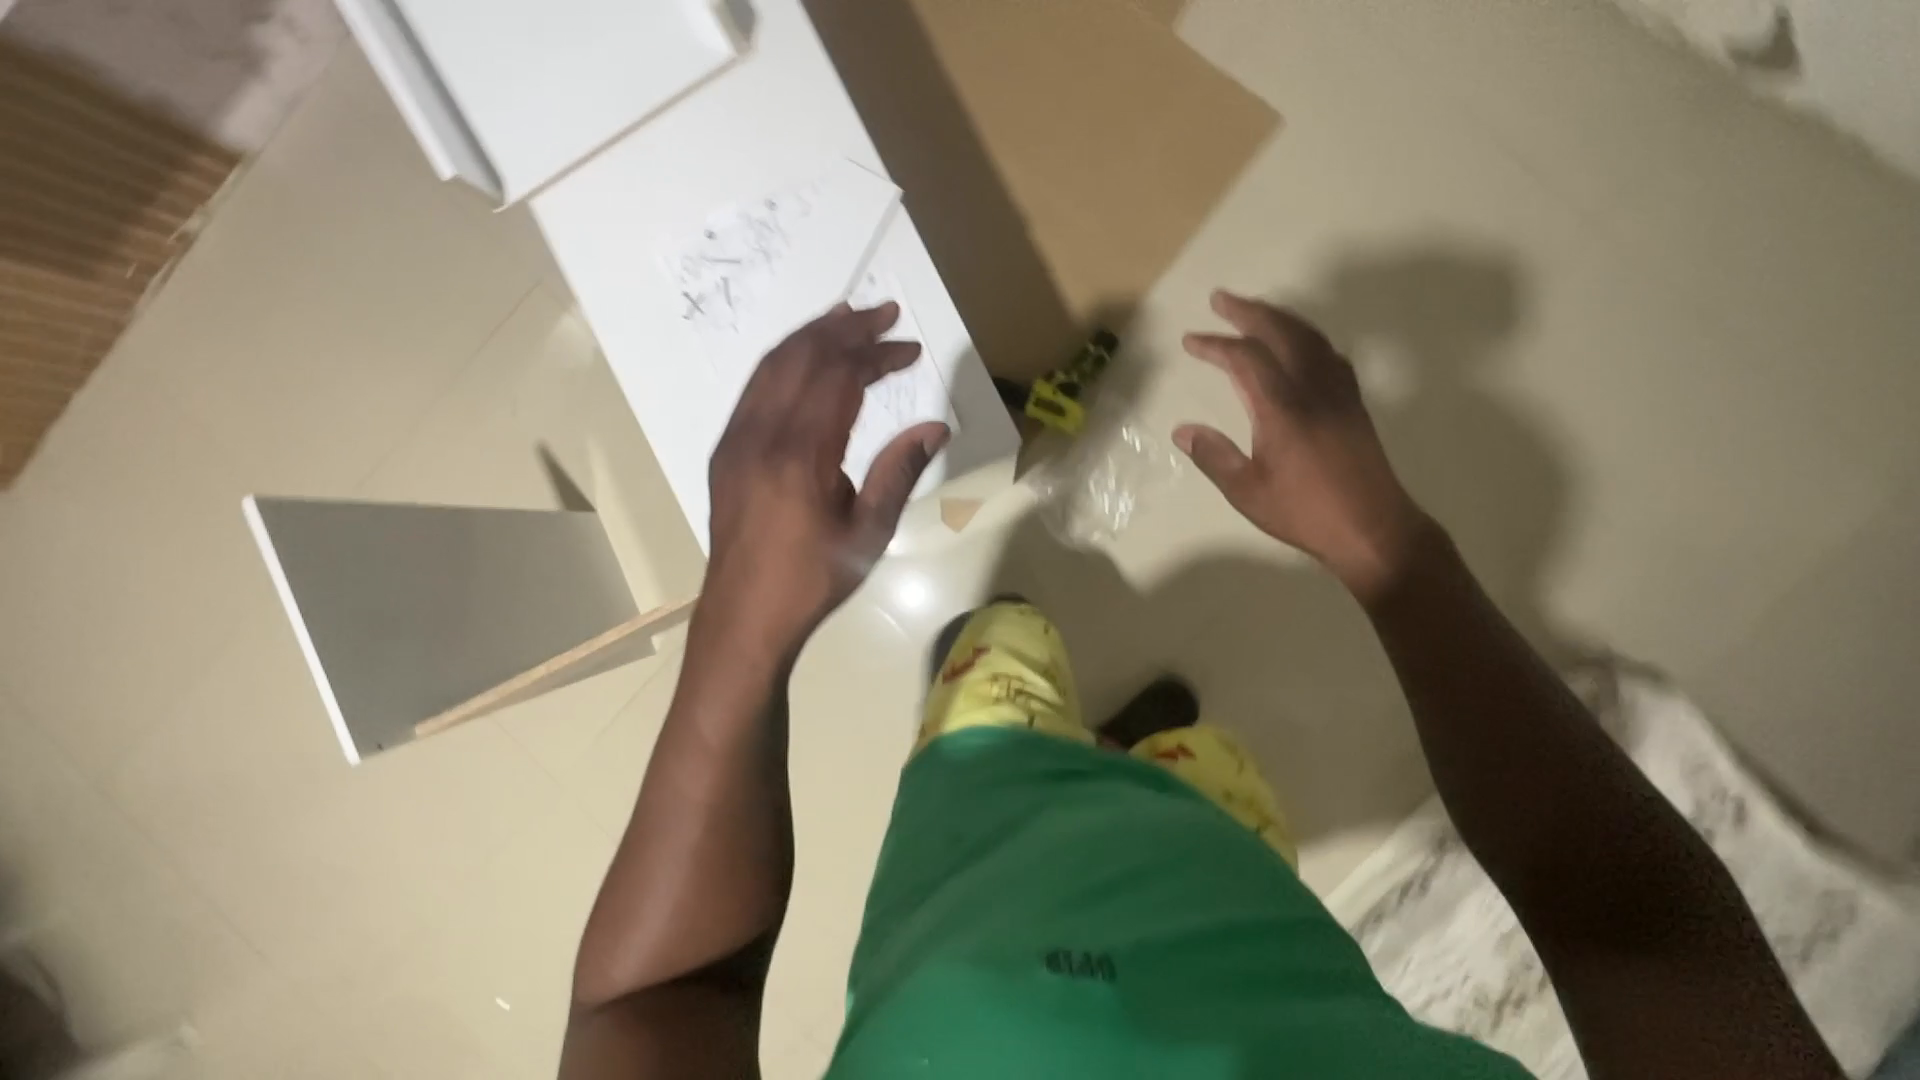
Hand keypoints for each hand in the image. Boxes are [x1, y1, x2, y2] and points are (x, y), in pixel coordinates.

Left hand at [703, 303, 949, 655]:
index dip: (876, 355)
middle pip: (802, 357)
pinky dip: (783, 362)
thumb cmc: (813, 579)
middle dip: (845, 329)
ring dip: (811, 336)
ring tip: (847, 319)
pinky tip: (805, 360)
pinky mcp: (725, 450)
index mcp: (800, 454)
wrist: (745, 615)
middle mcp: (761, 434)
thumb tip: (936, 426)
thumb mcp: (869, 532)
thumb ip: (899, 471)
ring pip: (771, 366)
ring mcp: (736, 439)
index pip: (839, 377)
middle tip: (883, 313)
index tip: (909, 348)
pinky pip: (755, 388)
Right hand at [1177, 290, 1428, 600]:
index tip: (1190, 341)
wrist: (1373, 528)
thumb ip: (1214, 456)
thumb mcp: (1247, 492)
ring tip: (1255, 313)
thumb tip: (1183, 430)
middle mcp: (1313, 389)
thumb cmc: (1305, 513)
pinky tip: (1299, 347)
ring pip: (1310, 338)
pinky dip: (1307, 339)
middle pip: (1282, 333)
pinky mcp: (1354, 405)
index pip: (1246, 359)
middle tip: (1220, 299)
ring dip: (1279, 319)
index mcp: (1283, 408)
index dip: (1216, 345)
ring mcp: (1339, 394)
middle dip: (1249, 312)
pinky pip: (1330, 355)